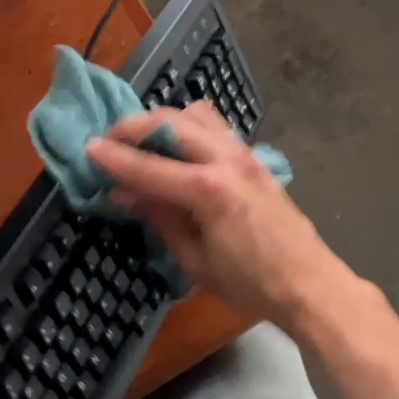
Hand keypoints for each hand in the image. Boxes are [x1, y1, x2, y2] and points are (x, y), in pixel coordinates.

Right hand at [84, 102, 348, 328]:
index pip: (148, 167)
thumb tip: (121, 193)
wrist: (310, 284)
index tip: (87, 148)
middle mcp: (224, 160)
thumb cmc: (251, 283)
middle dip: (133, 127)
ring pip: (192, 113)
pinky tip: (177, 146)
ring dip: (161, 119)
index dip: (114, 158)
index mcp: (208, 191)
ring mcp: (242, 152)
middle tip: (109, 140)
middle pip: (168, 123)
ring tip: (142, 140)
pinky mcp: (252, 155)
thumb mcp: (194, 259)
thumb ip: (158, 217)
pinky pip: (213, 124)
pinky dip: (187, 124)